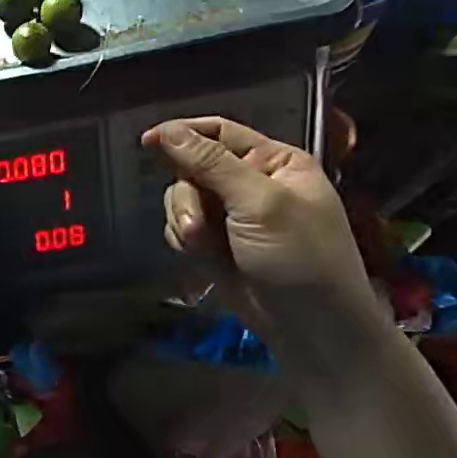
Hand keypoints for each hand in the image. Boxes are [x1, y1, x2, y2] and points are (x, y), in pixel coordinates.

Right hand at [142, 117, 377, 349]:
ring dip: (185, 224)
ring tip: (206, 249)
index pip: (219, 132)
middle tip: (197, 227)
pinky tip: (203, 258)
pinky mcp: (213, 245)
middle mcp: (248, 184)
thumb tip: (167, 130)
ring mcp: (229, 217)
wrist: (310, 326)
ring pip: (180, 202)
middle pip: (190, 169)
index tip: (146, 142)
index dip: (182, 134)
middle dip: (187, 198)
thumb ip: (211, 164)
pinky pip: (180, 230)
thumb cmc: (300, 258)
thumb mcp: (260, 203)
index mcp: (272, 162)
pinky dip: (184, 244)